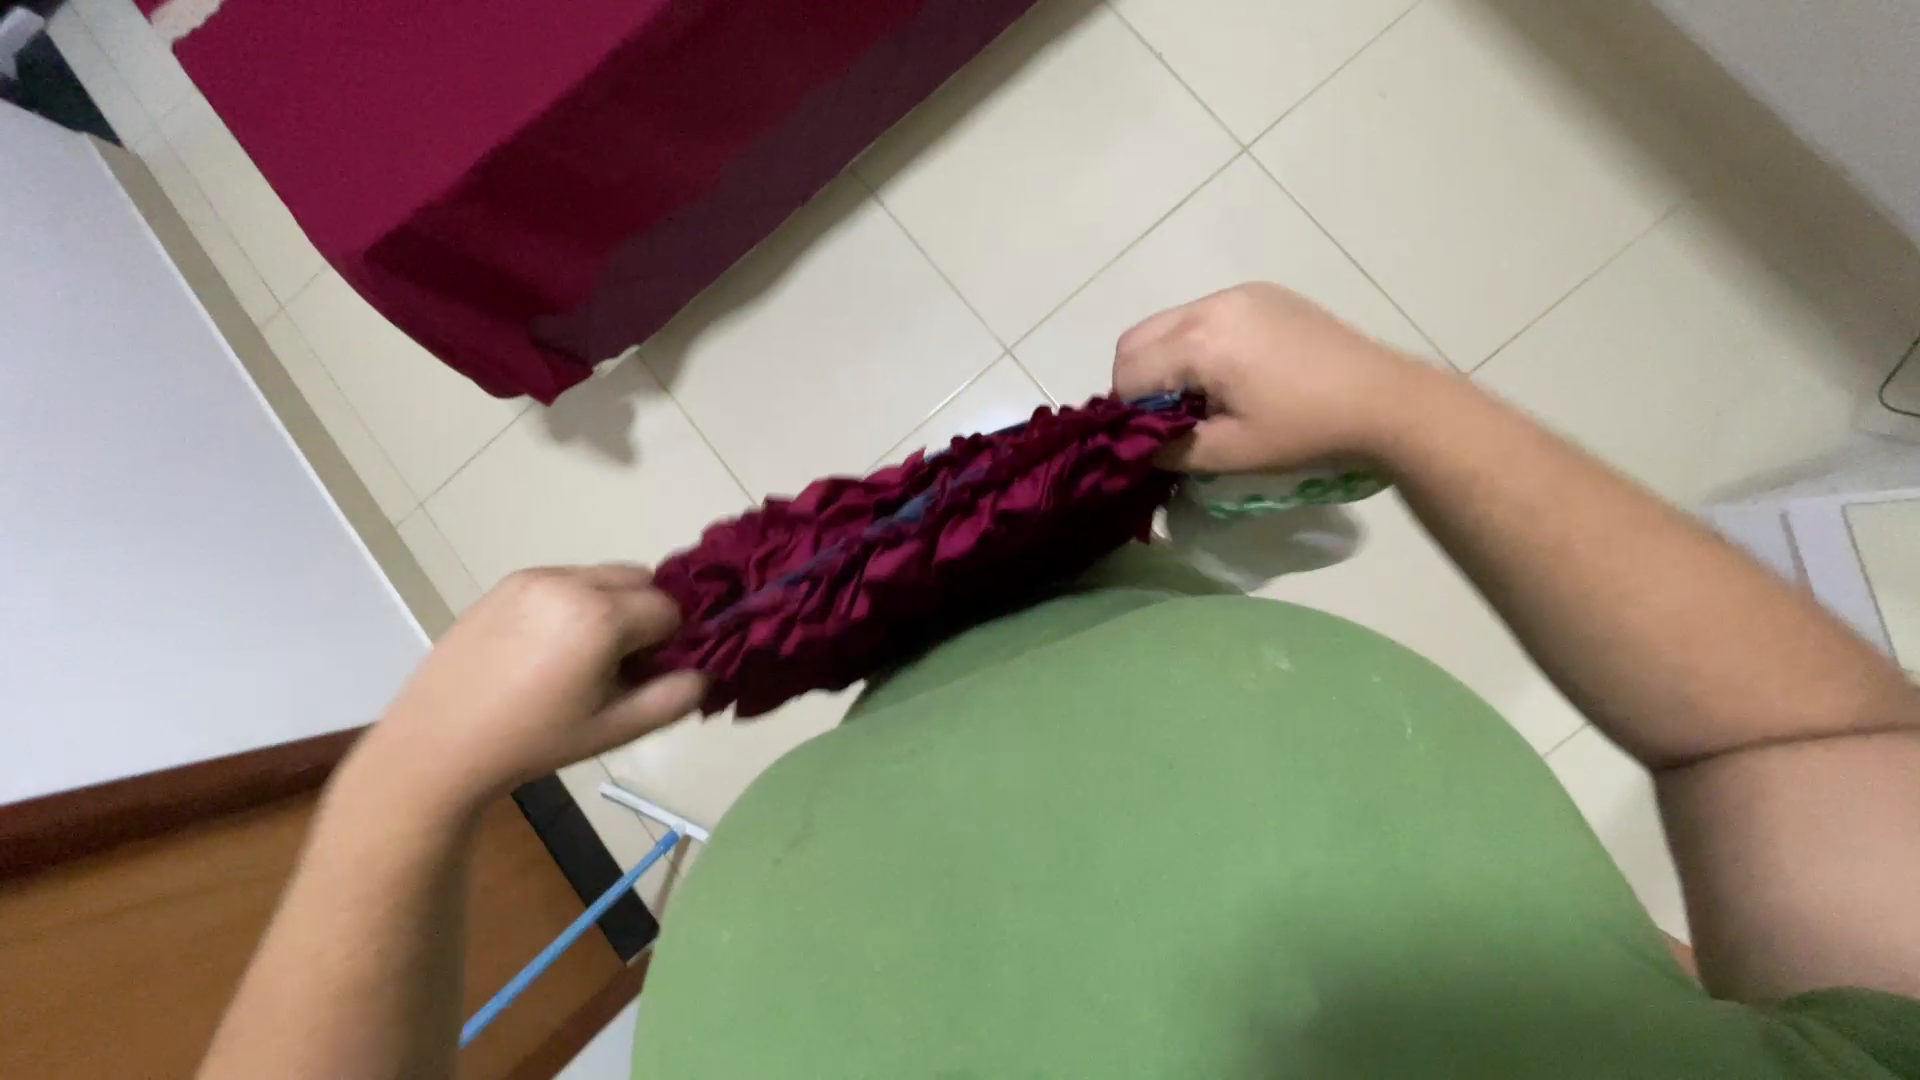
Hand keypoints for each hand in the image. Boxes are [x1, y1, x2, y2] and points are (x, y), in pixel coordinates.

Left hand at [361, 565, 705, 812]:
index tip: (650, 673)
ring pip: (605, 577)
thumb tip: (707, 672)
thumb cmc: (533, 742)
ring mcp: (535, 578)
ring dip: (614, 605)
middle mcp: (571, 582)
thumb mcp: (615, 729)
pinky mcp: (508, 583)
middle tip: (622, 663)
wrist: (434, 746)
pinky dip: (578, 602)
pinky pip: (568, 580)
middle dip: (646, 615)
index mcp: (601, 616)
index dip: (671, 642)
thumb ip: (674, 698)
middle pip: (642, 581)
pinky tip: (551, 646)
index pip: (671, 609)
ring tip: (584, 654)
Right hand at [1112, 283, 1434, 472]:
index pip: (1129, 372)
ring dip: (1164, 361)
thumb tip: (1138, 445)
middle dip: (1137, 380)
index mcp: (1200, 343)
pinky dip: (1193, 344)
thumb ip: (1169, 450)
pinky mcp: (1260, 294)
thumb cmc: (1304, 430)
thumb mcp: (1229, 453)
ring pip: (1166, 324)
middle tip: (1165, 417)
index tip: (1151, 436)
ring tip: (1198, 396)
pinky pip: (1201, 315)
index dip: (1127, 409)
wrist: (1383, 399)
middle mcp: (1211, 305)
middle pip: (1136, 339)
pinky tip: (1227, 373)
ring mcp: (1238, 294)